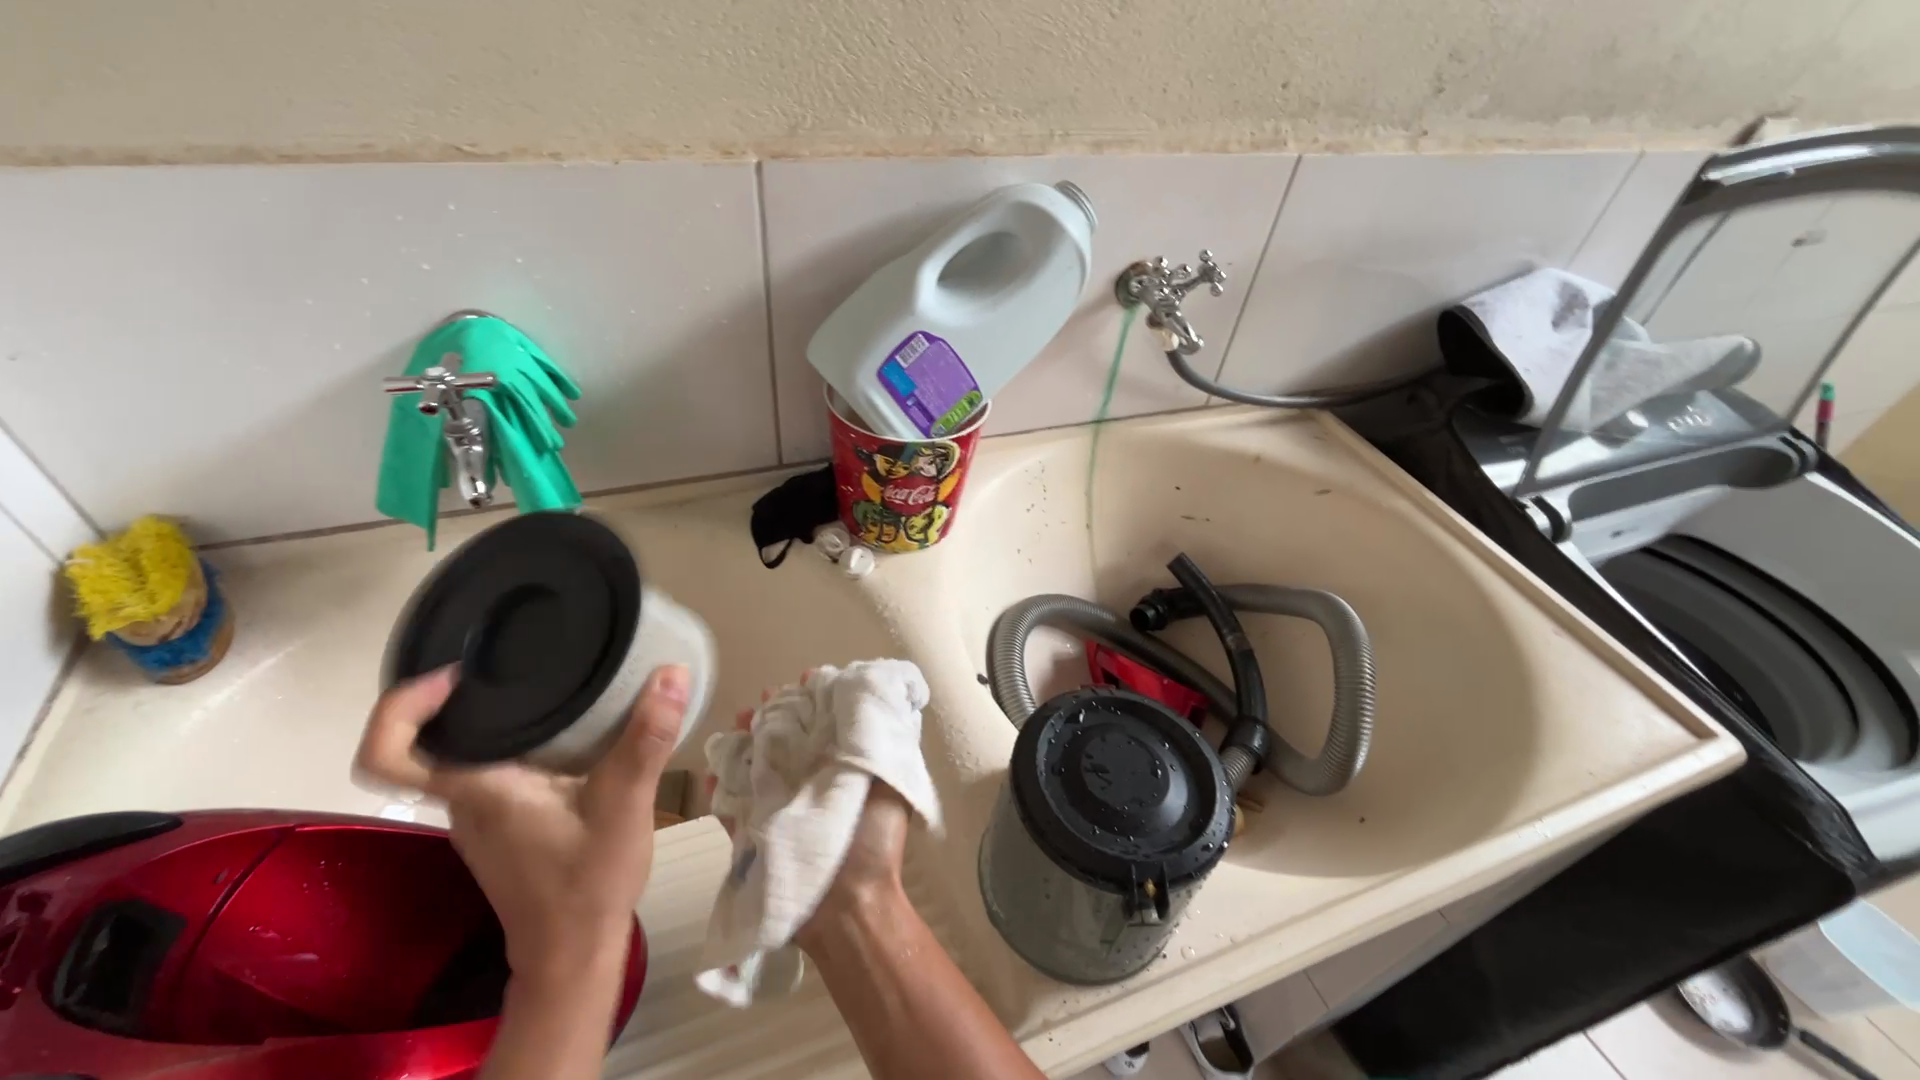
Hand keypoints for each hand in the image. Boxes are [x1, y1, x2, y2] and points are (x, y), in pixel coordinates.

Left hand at [355, 663, 689, 985]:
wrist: (574, 953)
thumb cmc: (587, 882)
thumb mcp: (625, 804)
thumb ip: (646, 740)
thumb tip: (673, 673)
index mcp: (478, 790)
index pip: (386, 755)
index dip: (400, 707)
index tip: (453, 676)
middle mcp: (465, 802)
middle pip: (430, 742)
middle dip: (460, 697)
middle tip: (513, 662)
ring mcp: (480, 819)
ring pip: (463, 756)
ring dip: (492, 721)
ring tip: (545, 688)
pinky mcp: (502, 829)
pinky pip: (491, 772)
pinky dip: (513, 746)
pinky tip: (563, 738)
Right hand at [707, 698, 910, 954]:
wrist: (850, 907)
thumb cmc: (875, 840)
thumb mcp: (890, 778)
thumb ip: (876, 739)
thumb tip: (864, 695)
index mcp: (840, 768)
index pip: (818, 725)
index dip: (806, 702)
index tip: (796, 682)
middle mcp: (808, 784)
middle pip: (781, 741)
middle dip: (766, 718)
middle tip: (754, 706)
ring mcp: (779, 809)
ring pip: (753, 767)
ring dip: (740, 744)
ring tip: (733, 727)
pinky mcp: (754, 836)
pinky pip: (732, 807)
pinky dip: (720, 788)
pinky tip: (713, 770)